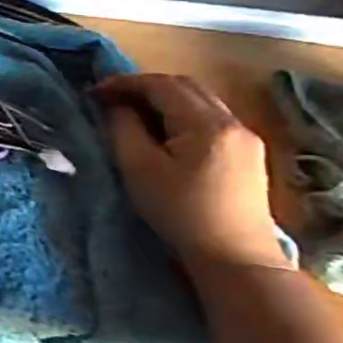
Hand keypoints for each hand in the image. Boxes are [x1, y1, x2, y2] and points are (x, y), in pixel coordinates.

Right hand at [95, 73, 291, 277]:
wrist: (235, 259)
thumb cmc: (180, 213)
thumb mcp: (139, 168)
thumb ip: (124, 128)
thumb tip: (116, 106)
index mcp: (207, 124)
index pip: (161, 85)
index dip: (124, 83)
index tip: (93, 93)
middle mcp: (233, 122)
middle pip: (185, 86)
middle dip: (144, 86)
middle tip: (111, 99)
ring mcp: (246, 138)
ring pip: (200, 100)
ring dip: (163, 99)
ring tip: (132, 113)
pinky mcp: (249, 154)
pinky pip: (211, 118)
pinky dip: (181, 113)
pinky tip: (163, 131)